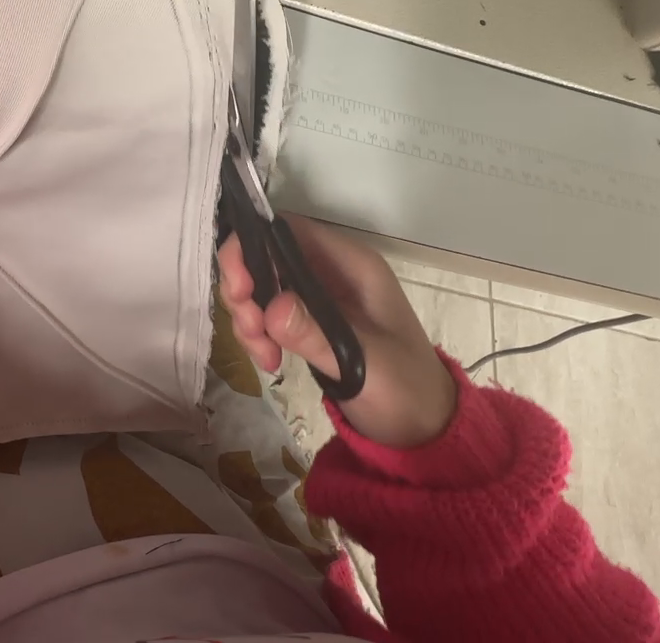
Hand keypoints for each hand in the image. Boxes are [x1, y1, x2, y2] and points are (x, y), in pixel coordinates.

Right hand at [219, 217, 458, 447]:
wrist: (420, 430)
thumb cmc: (405, 389)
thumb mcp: (363, 363)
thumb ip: (315, 334)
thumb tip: (271, 307)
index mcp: (349, 264)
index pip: (286, 230)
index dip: (252, 247)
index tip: (238, 288)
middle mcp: (327, 270)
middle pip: (263, 255)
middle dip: (245, 289)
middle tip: (249, 328)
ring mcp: (314, 294)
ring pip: (258, 285)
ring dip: (247, 315)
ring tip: (262, 354)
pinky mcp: (303, 318)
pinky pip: (263, 311)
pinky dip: (255, 332)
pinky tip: (268, 360)